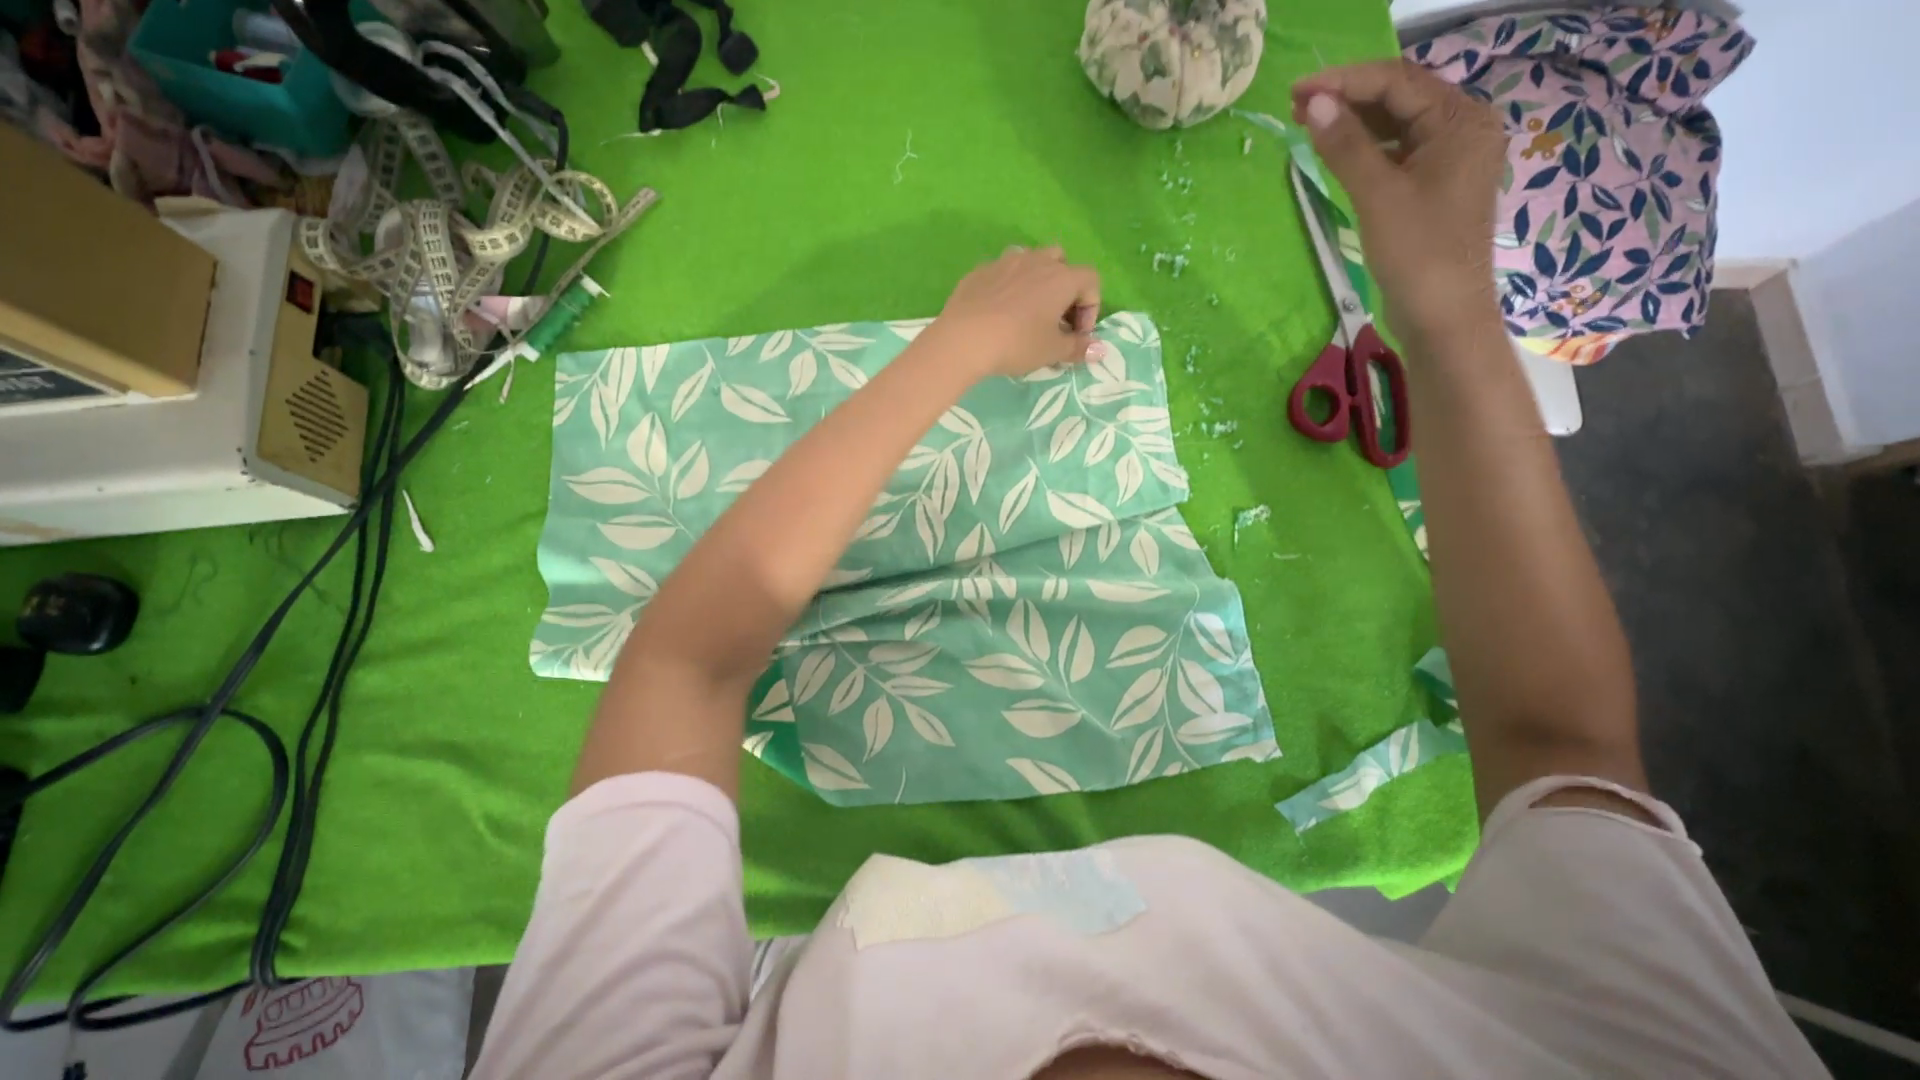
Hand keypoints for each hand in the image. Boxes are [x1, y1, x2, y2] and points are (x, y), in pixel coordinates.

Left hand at [932, 246, 1102, 376]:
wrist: (964, 338)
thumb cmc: (1017, 343)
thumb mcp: (1052, 351)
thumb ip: (1078, 347)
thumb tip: (1099, 350)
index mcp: (1062, 277)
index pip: (1091, 281)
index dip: (1090, 308)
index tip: (1077, 334)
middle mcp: (1037, 260)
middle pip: (1062, 262)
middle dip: (1065, 287)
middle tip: (1055, 318)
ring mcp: (1006, 261)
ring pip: (1031, 260)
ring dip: (1037, 281)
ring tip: (1028, 310)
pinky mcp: (981, 270)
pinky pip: (1003, 271)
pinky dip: (1009, 286)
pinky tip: (999, 311)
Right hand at [1292, 60, 1507, 348]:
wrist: (1443, 317)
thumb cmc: (1416, 253)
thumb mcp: (1377, 194)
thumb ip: (1345, 144)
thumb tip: (1312, 103)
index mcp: (1462, 121)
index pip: (1398, 81)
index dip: (1345, 81)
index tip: (1296, 90)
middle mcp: (1464, 130)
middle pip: (1400, 97)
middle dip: (1348, 98)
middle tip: (1296, 106)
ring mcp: (1451, 159)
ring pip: (1397, 124)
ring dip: (1354, 122)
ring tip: (1307, 125)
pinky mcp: (1436, 185)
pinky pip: (1399, 151)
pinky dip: (1366, 148)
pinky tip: (1336, 152)